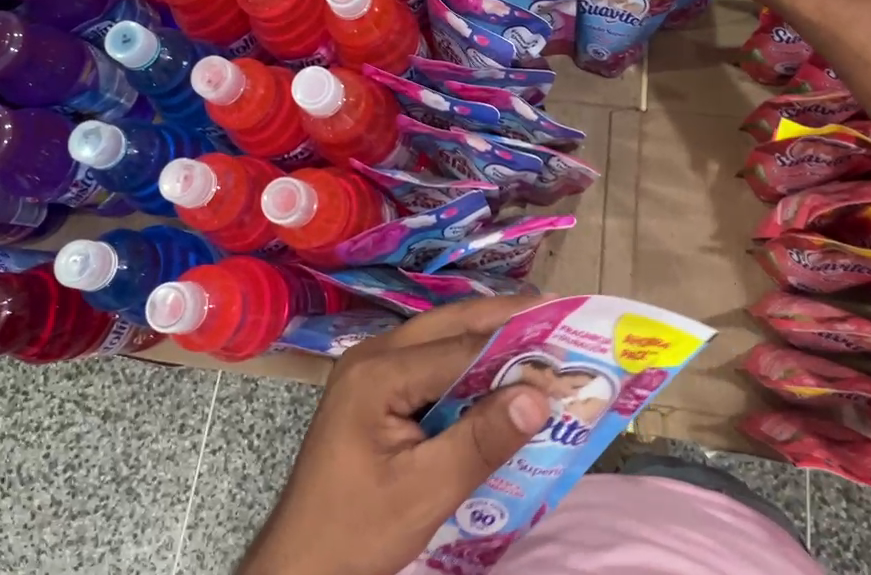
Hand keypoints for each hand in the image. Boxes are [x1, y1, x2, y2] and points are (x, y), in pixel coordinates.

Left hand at [239, 297, 550, 574]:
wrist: (302, 563)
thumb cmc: (358, 528)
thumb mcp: (425, 491)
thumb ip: (481, 440)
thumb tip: (539, 396)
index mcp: (378, 371)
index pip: (461, 347)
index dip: (516, 346)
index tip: (568, 342)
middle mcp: (373, 355)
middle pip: (450, 326)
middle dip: (505, 323)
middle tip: (559, 319)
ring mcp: (371, 370)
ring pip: (441, 340)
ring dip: (488, 342)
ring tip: (539, 342)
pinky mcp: (376, 391)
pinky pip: (430, 364)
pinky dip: (468, 367)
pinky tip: (498, 380)